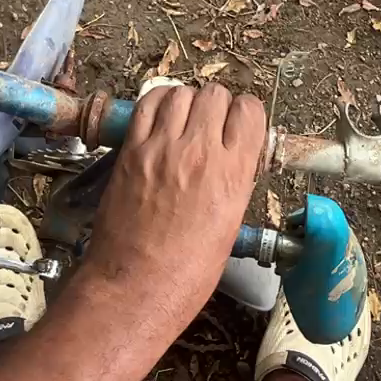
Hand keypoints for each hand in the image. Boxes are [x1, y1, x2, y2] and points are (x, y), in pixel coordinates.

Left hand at [81, 84, 265, 329]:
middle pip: (215, 94)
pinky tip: (160, 116)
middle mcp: (200, 152)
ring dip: (187, 101)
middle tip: (210, 123)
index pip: (249, 111)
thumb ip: (234, 180)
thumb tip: (234, 157)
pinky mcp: (131, 150)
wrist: (136, 287)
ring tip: (184, 120)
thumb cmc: (187, 271)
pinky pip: (147, 105)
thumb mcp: (230, 222)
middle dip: (217, 104)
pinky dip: (157, 102)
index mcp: (233, 173)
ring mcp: (162, 148)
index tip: (239, 123)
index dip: (245, 113)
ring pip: (181, 93)